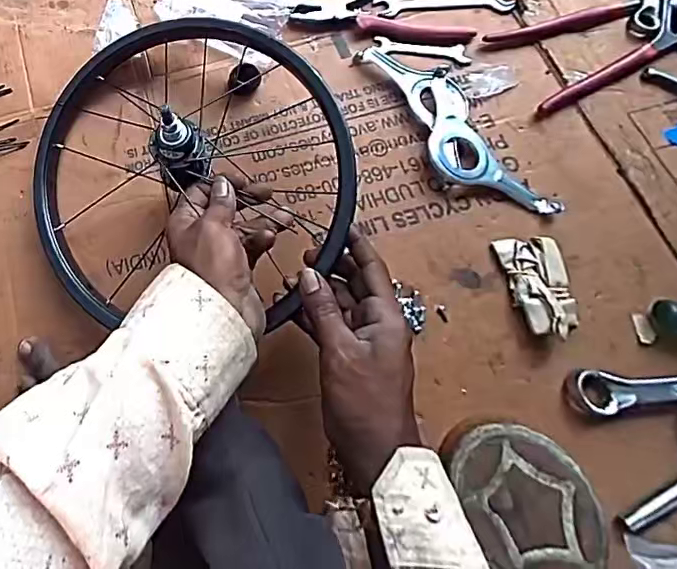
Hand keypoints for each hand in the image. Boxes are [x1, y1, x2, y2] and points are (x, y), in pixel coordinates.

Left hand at [167, 175, 274, 342]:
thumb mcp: (213, 226)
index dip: (221, 183)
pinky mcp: (236, 267)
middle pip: (224, 208)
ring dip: (263, 219)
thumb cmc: (210, 272)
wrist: (225, 312)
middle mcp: (200, 234)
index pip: (200, 192)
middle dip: (247, 199)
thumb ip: (220, 203)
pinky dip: (262, 238)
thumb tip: (222, 184)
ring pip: (242, 227)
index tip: (241, 180)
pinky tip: (272, 235)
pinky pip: (250, 245)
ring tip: (284, 215)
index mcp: (185, 221)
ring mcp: (219, 251)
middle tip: (266, 193)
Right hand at [294, 225, 420, 491]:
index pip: (372, 271)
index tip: (341, 226)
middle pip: (352, 283)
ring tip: (291, 280)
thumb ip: (323, 309)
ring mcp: (360, 339)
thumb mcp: (341, 349)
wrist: (373, 450)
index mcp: (387, 318)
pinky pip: (327, 322)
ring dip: (316, 290)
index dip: (358, 246)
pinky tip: (290, 305)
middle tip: (305, 254)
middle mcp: (376, 324)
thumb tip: (309, 273)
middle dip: (330, 267)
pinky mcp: (345, 353)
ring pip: (336, 302)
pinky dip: (310, 312)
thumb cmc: (366, 401)